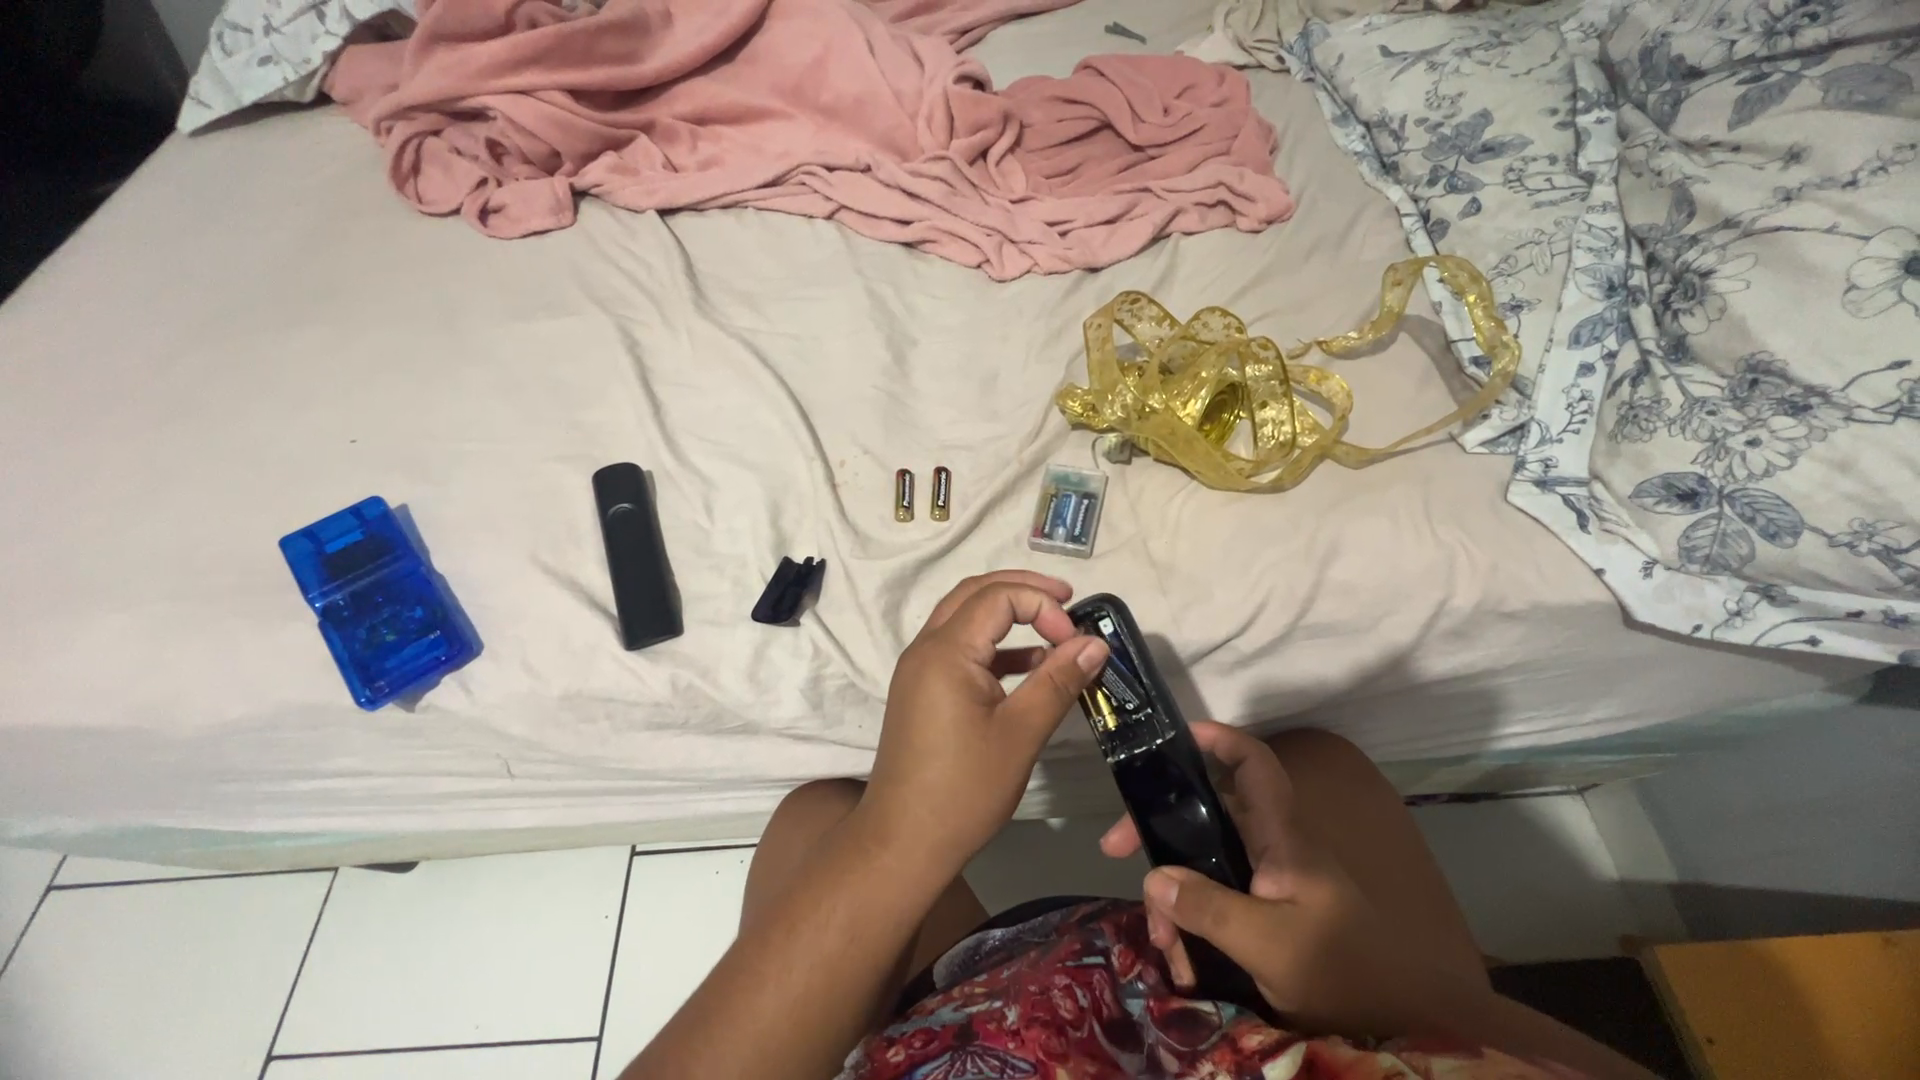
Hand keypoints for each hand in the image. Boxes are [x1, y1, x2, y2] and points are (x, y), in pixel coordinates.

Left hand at [860, 571, 1108, 875]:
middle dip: (1023, 590)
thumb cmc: (964, 788)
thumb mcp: (1021, 733)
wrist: (904, 840)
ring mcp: (919, 670)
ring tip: (1054, 630)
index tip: (1075, 639)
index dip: (1042, 605)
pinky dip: (994, 646)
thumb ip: (1058, 680)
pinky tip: (1028, 667)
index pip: (998, 596)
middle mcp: (925, 649)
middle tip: (1067, 601)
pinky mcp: (921, 691)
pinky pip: (958, 648)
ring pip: (964, 618)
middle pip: (975, 593)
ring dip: (1007, 615)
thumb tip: (1095, 642)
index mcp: (945, 651)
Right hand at [1101, 722, 1474, 1037]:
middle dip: (1157, 833)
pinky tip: (1183, 963)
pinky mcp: (1261, 912)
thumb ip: (1210, 908)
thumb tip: (1153, 875)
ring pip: (1200, 865)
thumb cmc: (1344, 972)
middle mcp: (1269, 849)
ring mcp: (1264, 882)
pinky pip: (1211, 901)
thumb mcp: (1271, 946)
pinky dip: (1189, 924)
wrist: (1404, 1022)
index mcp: (1281, 839)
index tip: (1176, 737)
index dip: (1220, 740)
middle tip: (1113, 852)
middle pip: (1204, 816)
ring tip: (1165, 947)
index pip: (1254, 766)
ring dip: (1172, 899)